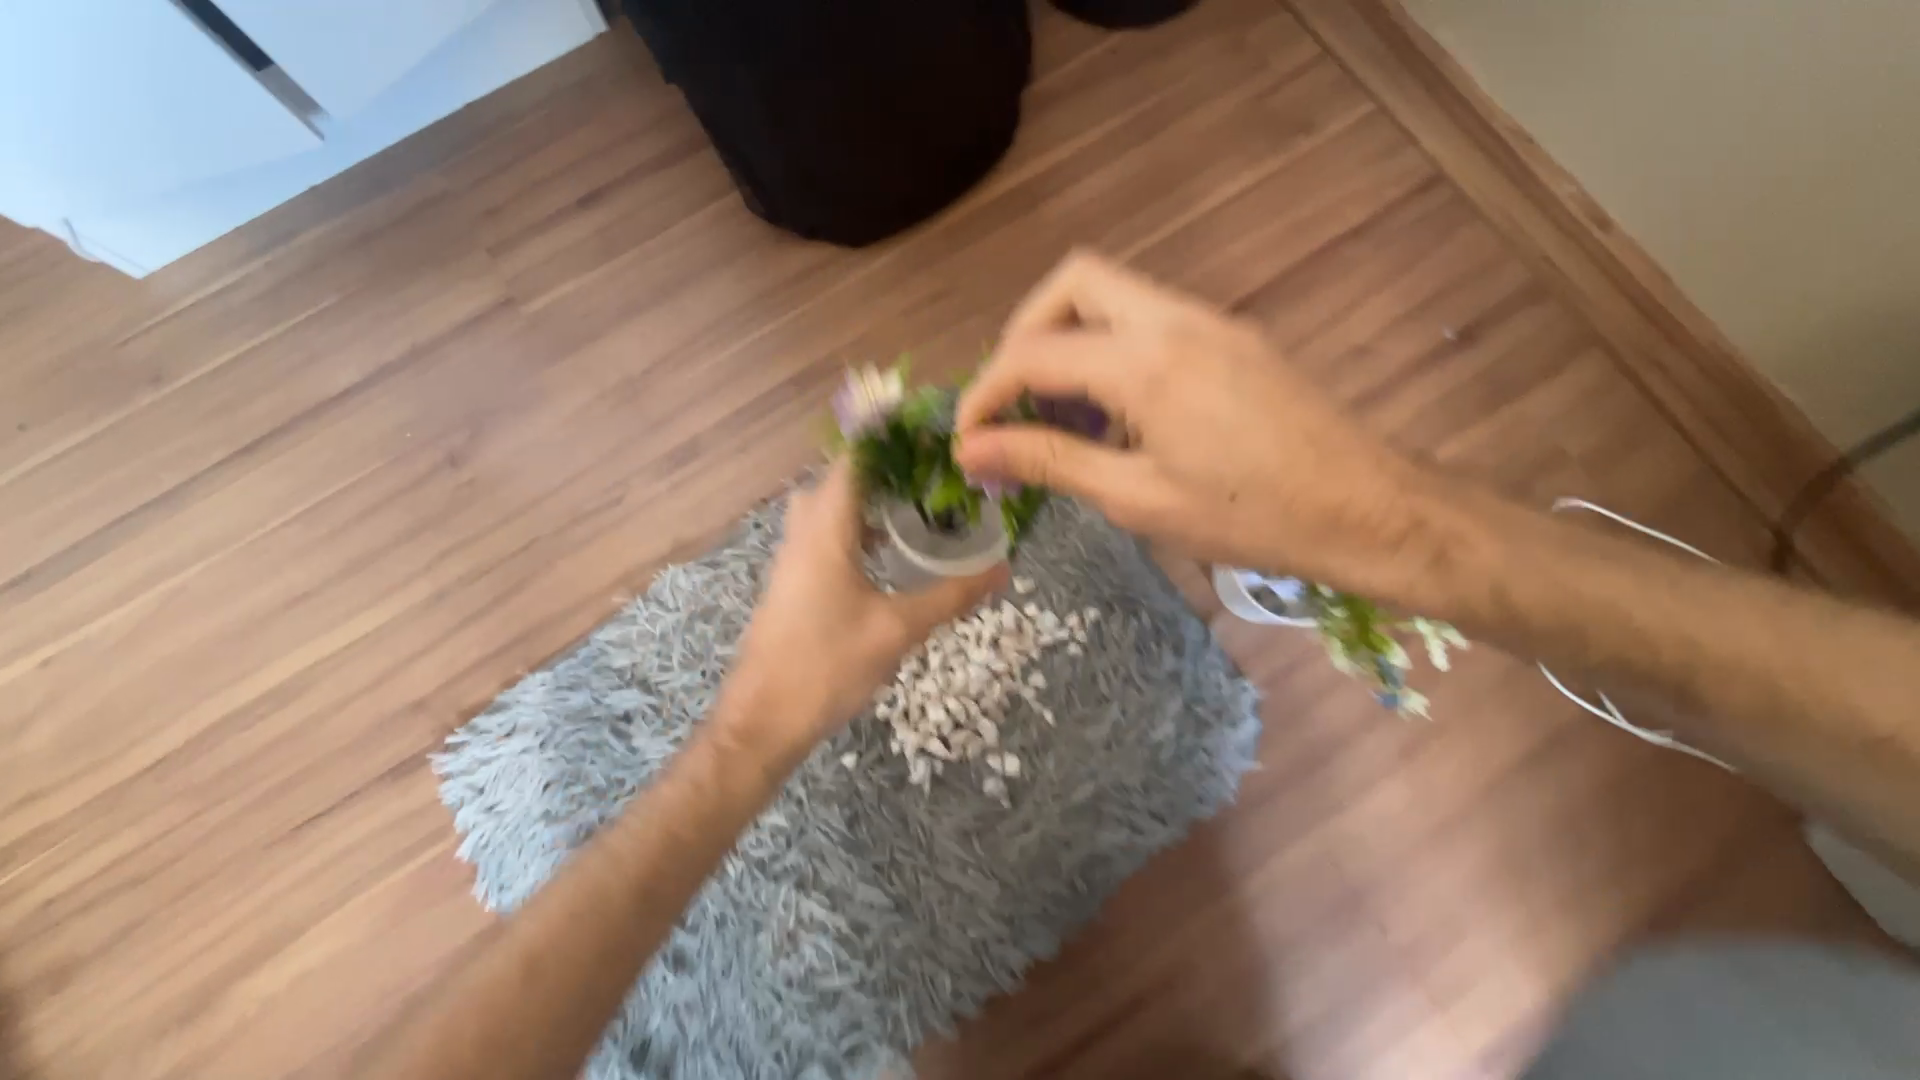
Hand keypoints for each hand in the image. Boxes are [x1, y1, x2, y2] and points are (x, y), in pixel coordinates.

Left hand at [724, 460, 1006, 752]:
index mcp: (824, 529)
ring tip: (914, 513)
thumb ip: (951, 595)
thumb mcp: (897, 630)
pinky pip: (821, 539)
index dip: (889, 439)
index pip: (852, 458)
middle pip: (838, 480)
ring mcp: (790, 561)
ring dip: (865, 505)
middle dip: (883, 472)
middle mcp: (801, 534)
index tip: (931, 436)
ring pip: (827, 511)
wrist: (762, 721)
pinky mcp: (789, 586)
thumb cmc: (827, 666)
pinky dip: (852, 534)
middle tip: (929, 479)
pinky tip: (884, 561)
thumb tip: (1003, 568)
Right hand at [953, 251, 1421, 588]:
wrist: (1366, 508)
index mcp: (1144, 361)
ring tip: (1062, 417)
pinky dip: (1111, 351)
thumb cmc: (1248, 517)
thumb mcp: (1136, 498)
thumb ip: (1049, 462)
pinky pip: (1149, 320)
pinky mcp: (1231, 337)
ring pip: (1113, 294)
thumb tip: (970, 451)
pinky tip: (1119, 417)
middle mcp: (1173, 318)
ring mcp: (1208, 320)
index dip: (985, 392)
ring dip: (1070, 340)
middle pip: (1073, 282)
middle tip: (1014, 400)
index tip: (967, 439)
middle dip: (1025, 333)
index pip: (1033, 353)